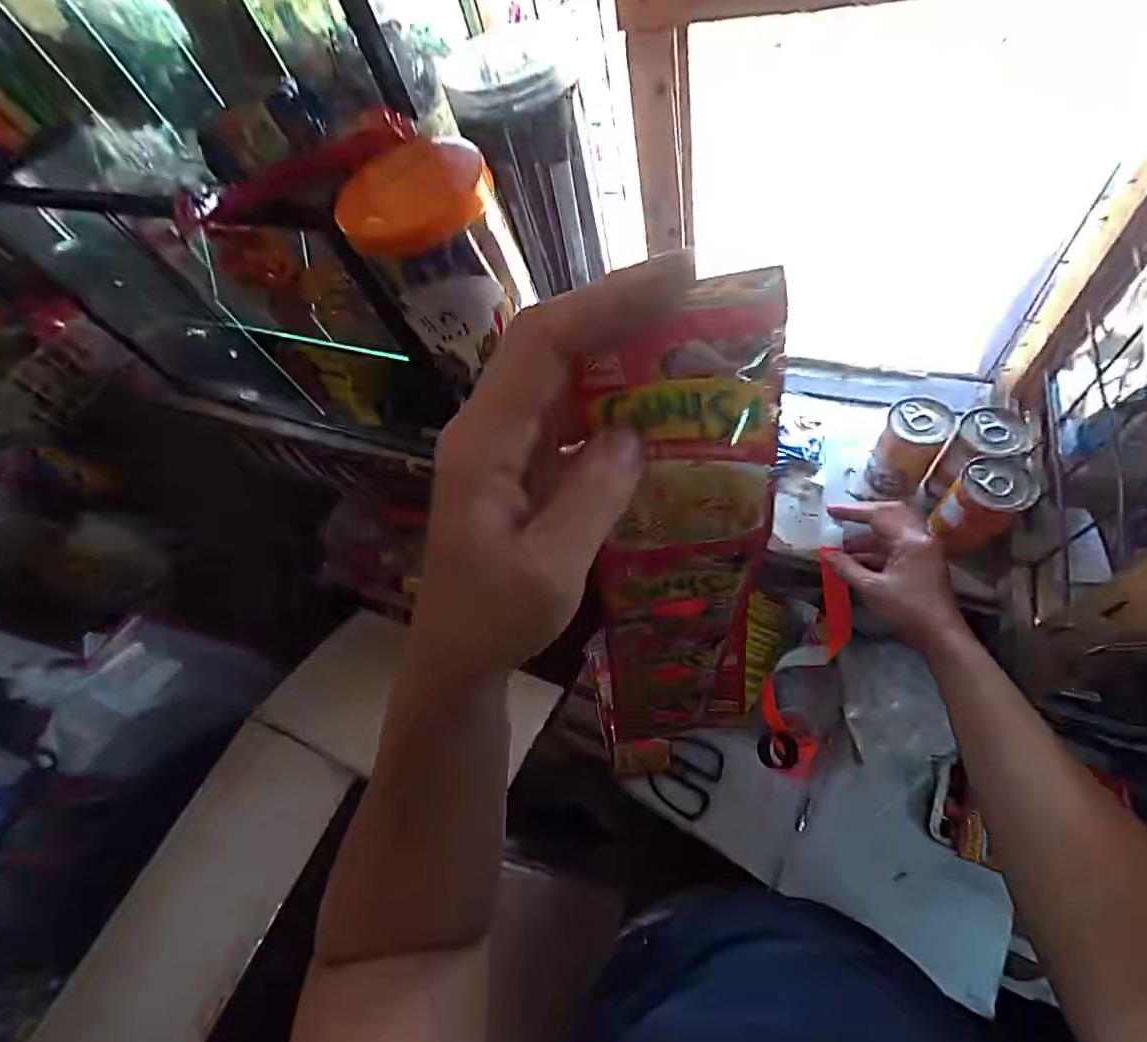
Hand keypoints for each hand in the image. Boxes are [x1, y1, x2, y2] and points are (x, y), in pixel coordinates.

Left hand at [408, 252, 696, 680]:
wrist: (456, 657)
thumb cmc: (492, 622)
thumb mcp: (549, 570)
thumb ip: (592, 497)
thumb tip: (633, 434)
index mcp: (485, 443)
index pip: (544, 344)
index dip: (608, 302)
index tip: (677, 278)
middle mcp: (489, 428)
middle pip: (550, 342)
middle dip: (618, 309)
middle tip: (690, 293)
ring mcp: (505, 445)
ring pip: (561, 373)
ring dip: (618, 348)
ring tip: (681, 335)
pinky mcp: (523, 466)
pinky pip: (569, 415)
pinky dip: (613, 399)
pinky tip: (652, 403)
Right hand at [825, 502, 967, 652]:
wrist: (940, 635)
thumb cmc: (907, 610)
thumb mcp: (872, 589)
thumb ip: (847, 568)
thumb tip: (826, 554)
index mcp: (910, 540)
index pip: (878, 514)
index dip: (852, 511)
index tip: (831, 510)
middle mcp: (919, 539)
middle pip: (888, 517)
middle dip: (862, 518)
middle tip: (839, 520)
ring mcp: (922, 551)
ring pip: (890, 536)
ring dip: (865, 540)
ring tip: (839, 548)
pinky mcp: (921, 564)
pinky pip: (894, 549)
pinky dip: (874, 552)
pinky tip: (854, 562)